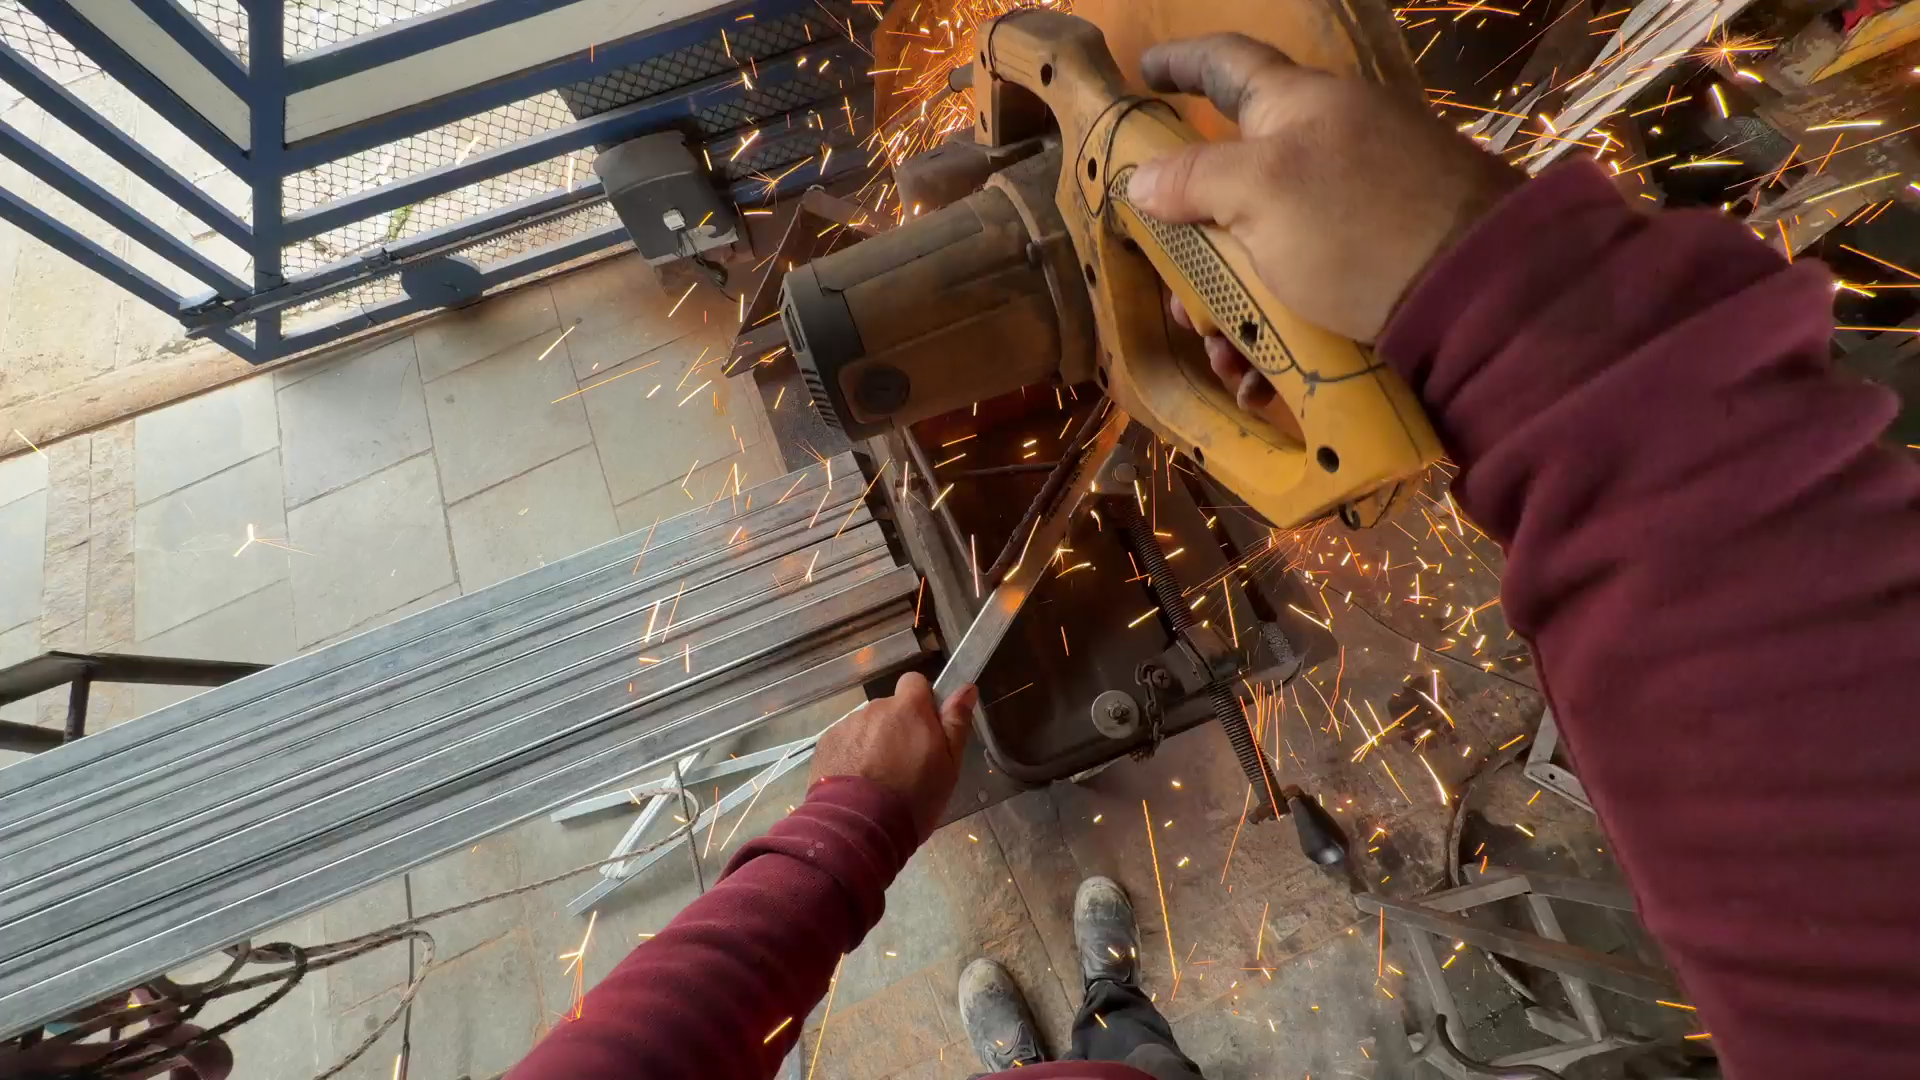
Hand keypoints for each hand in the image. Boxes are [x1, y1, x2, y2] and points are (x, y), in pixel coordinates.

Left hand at [810, 672, 977, 839]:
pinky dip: (851, 756)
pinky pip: (845, 742)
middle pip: (889, 709)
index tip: (925, 729)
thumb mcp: (948, 766)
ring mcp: (847, 725)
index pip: (915, 682)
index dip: (921, 702)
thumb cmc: (913, 799)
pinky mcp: (826, 744)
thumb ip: (956, 723)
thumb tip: (967, 688)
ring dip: (873, 743)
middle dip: (897, 728)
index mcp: (908, 709)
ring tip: (877, 780)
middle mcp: (875, 708)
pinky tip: (856, 784)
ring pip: (867, 727)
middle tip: (903, 765)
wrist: (858, 829)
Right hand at [1127, 34, 1521, 351]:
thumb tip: (1138, 181)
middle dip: (1188, 245)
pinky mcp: (1358, 263)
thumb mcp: (1261, 191)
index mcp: (1295, 110)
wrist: (1474, 289)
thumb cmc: (1356, 224)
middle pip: (1226, 184)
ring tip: (1221, 355)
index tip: (1143, 70)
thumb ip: (1194, 178)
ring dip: (1223, 308)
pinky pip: (1289, 290)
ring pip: (1250, 252)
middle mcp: (1317, 150)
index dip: (1181, 64)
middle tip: (1173, 291)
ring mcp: (1340, 209)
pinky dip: (1264, 333)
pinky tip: (1254, 376)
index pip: (1228, 66)